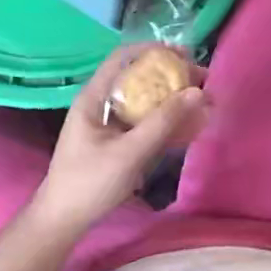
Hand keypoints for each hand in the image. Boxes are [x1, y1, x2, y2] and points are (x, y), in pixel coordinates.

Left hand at [30, 44, 209, 234]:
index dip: (152, 51)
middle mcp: (100, 105)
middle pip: (138, 80)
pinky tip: (193, 128)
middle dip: (171, 79)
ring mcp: (109, 125)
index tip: (184, 55)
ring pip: (145, 104)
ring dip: (174, 103)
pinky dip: (167, 125)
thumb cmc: (90, 182)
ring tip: (207, 105)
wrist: (64, 219)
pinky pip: (145, 126)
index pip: (122, 59)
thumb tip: (197, 92)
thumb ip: (162, 122)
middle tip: (204, 83)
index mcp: (93, 98)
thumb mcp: (129, 152)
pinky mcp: (117, 144)